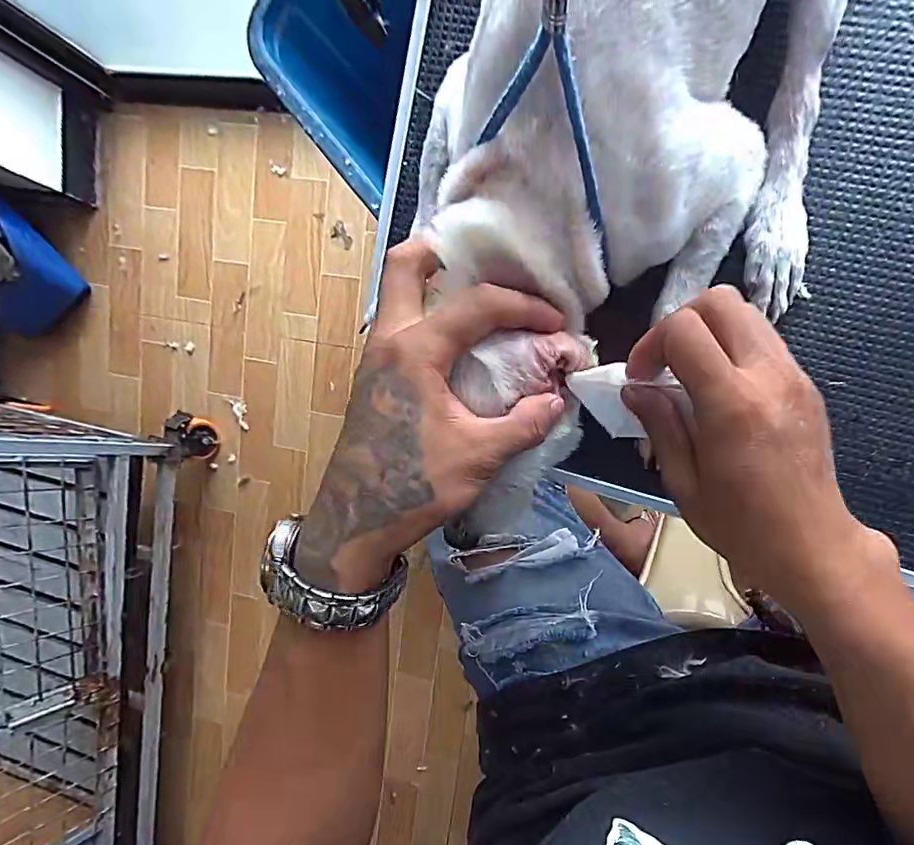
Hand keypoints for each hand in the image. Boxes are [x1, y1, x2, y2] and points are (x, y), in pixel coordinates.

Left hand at [294, 239, 568, 591]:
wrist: (356, 520)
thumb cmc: (414, 485)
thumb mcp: (479, 456)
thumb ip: (524, 424)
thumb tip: (556, 401)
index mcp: (416, 351)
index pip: (477, 304)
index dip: (523, 306)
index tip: (555, 321)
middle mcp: (389, 341)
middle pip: (404, 267)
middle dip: (445, 254)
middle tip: (487, 267)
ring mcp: (375, 360)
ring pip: (399, 297)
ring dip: (437, 289)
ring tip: (482, 308)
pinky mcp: (375, 382)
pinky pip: (402, 329)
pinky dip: (432, 322)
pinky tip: (461, 352)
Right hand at [622, 285, 896, 613]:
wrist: (810, 544)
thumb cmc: (741, 527)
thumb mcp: (684, 483)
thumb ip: (661, 425)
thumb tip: (636, 389)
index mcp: (732, 403)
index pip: (685, 329)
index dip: (651, 343)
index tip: (639, 378)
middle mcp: (768, 376)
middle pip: (721, 302)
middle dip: (681, 323)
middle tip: (663, 365)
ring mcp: (794, 377)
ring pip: (747, 316)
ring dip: (710, 335)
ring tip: (691, 379)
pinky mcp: (806, 386)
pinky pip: (765, 344)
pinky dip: (734, 352)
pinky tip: (722, 394)